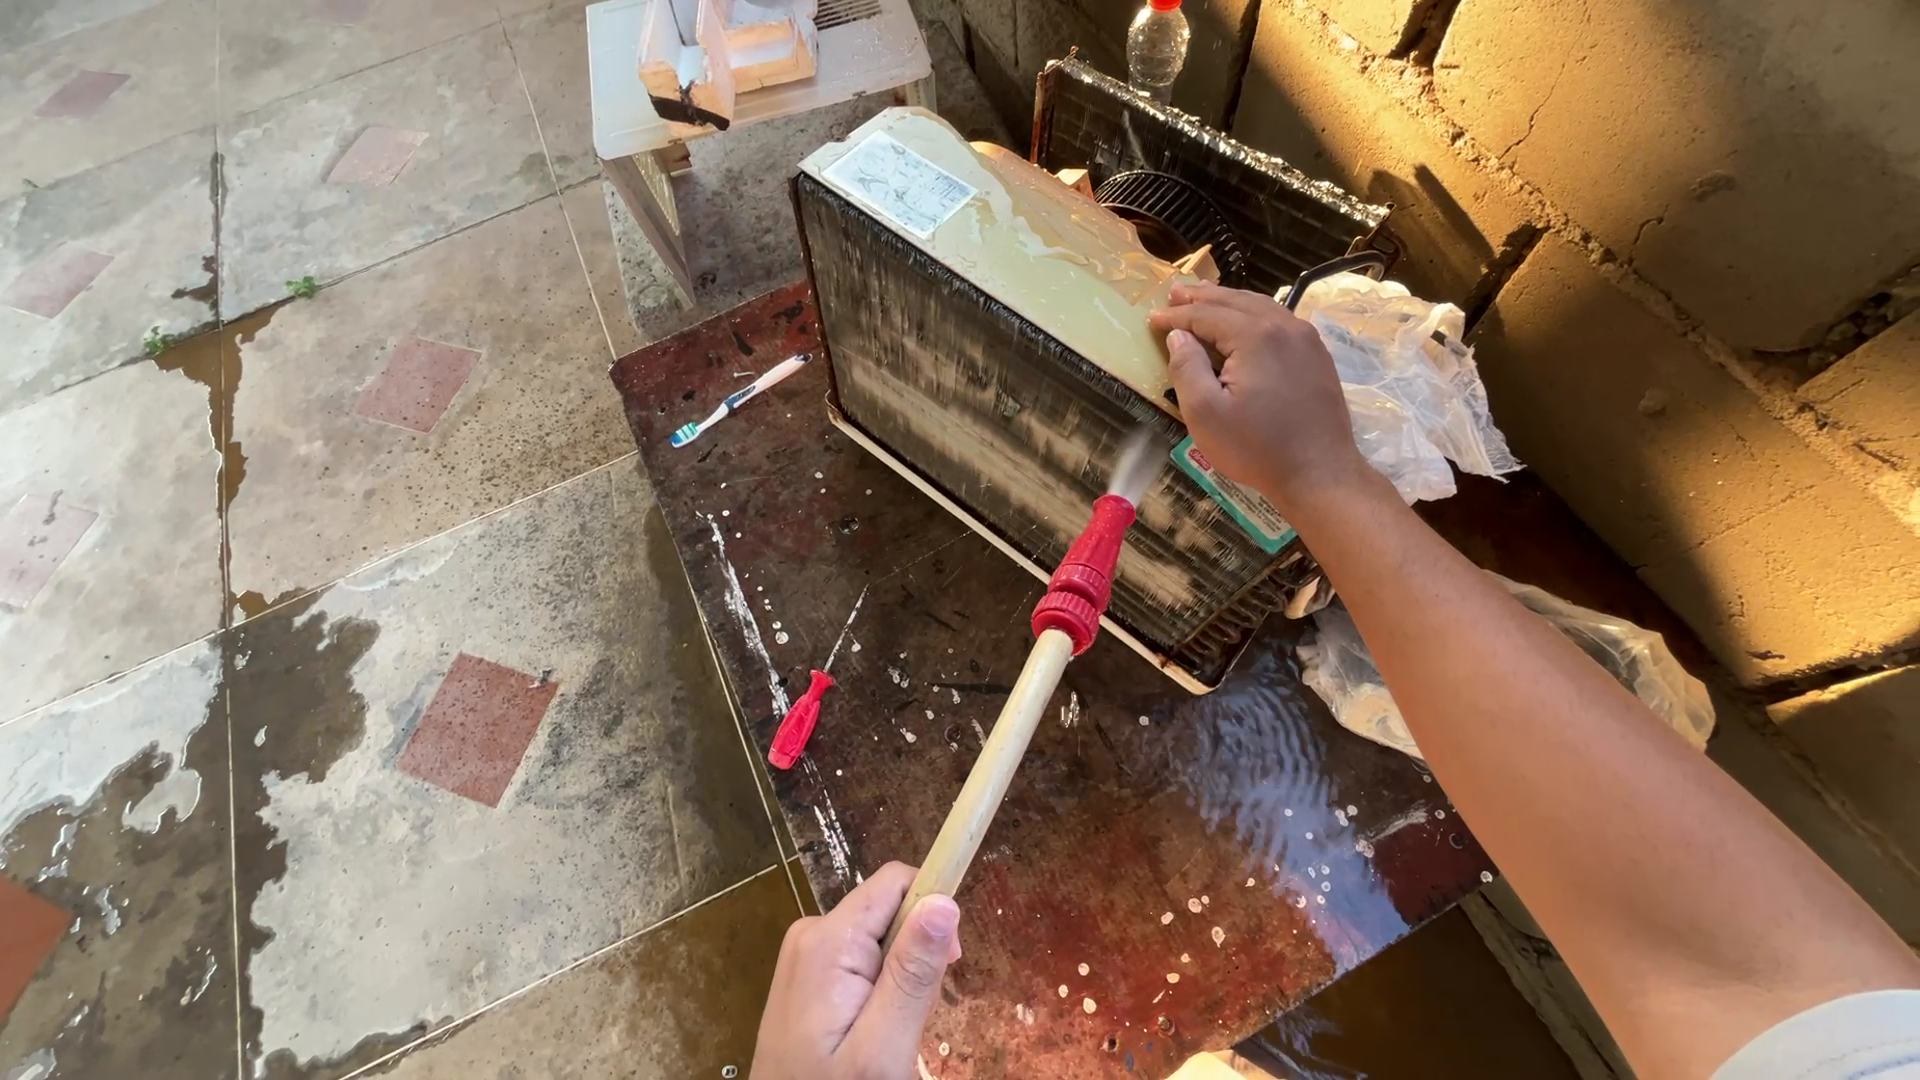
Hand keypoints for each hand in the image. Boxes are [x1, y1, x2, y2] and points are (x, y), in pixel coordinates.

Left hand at [751, 862, 961, 1079]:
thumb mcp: (882, 1049)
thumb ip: (913, 973)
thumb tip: (944, 900)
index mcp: (828, 938)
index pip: (896, 881)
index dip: (932, 910)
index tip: (948, 963)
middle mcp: (812, 931)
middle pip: (889, 909)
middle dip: (914, 954)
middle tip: (912, 1019)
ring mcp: (806, 953)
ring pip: (879, 936)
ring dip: (899, 977)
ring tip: (888, 1034)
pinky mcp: (807, 974)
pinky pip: (861, 958)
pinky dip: (879, 989)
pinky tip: (869, 1032)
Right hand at [1149, 283, 1367, 509]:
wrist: (1318, 471)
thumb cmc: (1255, 447)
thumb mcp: (1205, 414)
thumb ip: (1187, 368)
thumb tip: (1178, 335)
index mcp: (1254, 337)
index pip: (1206, 315)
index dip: (1176, 316)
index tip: (1152, 318)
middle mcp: (1283, 327)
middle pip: (1235, 302)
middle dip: (1202, 297)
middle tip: (1174, 291)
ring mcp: (1305, 340)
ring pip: (1260, 307)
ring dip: (1228, 301)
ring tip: (1205, 297)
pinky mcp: (1316, 356)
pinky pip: (1278, 321)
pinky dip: (1252, 313)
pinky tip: (1244, 320)